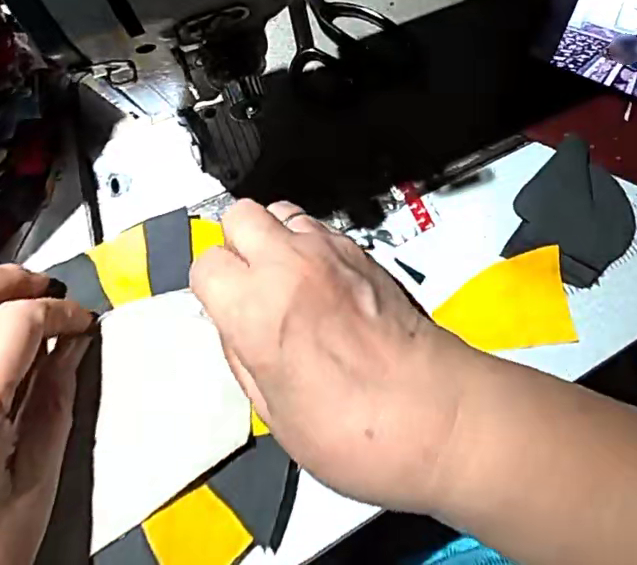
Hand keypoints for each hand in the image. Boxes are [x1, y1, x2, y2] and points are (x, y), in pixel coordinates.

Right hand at [190, 199, 485, 513]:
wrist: (430, 407)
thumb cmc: (356, 424)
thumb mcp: (269, 406)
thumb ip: (241, 349)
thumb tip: (233, 322)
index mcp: (258, 307)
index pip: (206, 261)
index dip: (211, 283)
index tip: (219, 300)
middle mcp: (295, 265)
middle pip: (243, 214)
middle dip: (237, 241)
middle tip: (245, 277)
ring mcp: (334, 251)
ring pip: (285, 212)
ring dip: (277, 238)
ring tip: (283, 278)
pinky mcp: (365, 251)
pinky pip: (322, 229)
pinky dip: (311, 245)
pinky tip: (319, 282)